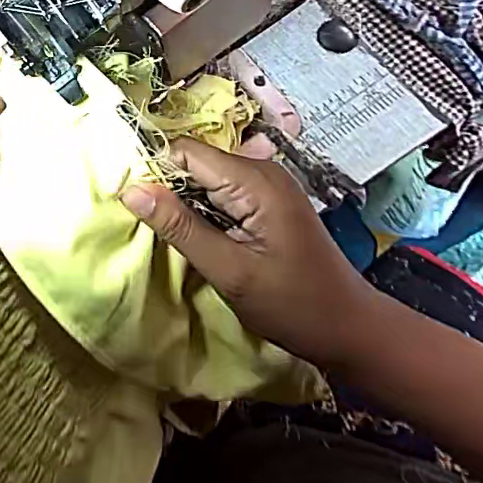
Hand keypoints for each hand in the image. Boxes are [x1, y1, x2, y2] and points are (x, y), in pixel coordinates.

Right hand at [116, 138, 383, 368]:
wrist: (351, 329)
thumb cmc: (294, 305)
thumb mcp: (230, 271)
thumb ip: (180, 228)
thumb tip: (131, 190)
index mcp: (255, 180)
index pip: (187, 153)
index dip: (156, 172)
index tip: (136, 204)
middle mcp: (261, 170)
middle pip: (196, 162)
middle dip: (170, 189)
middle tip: (156, 228)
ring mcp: (267, 183)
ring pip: (206, 177)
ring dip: (187, 202)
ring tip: (178, 235)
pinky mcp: (268, 199)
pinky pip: (223, 190)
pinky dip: (205, 210)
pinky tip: (204, 237)